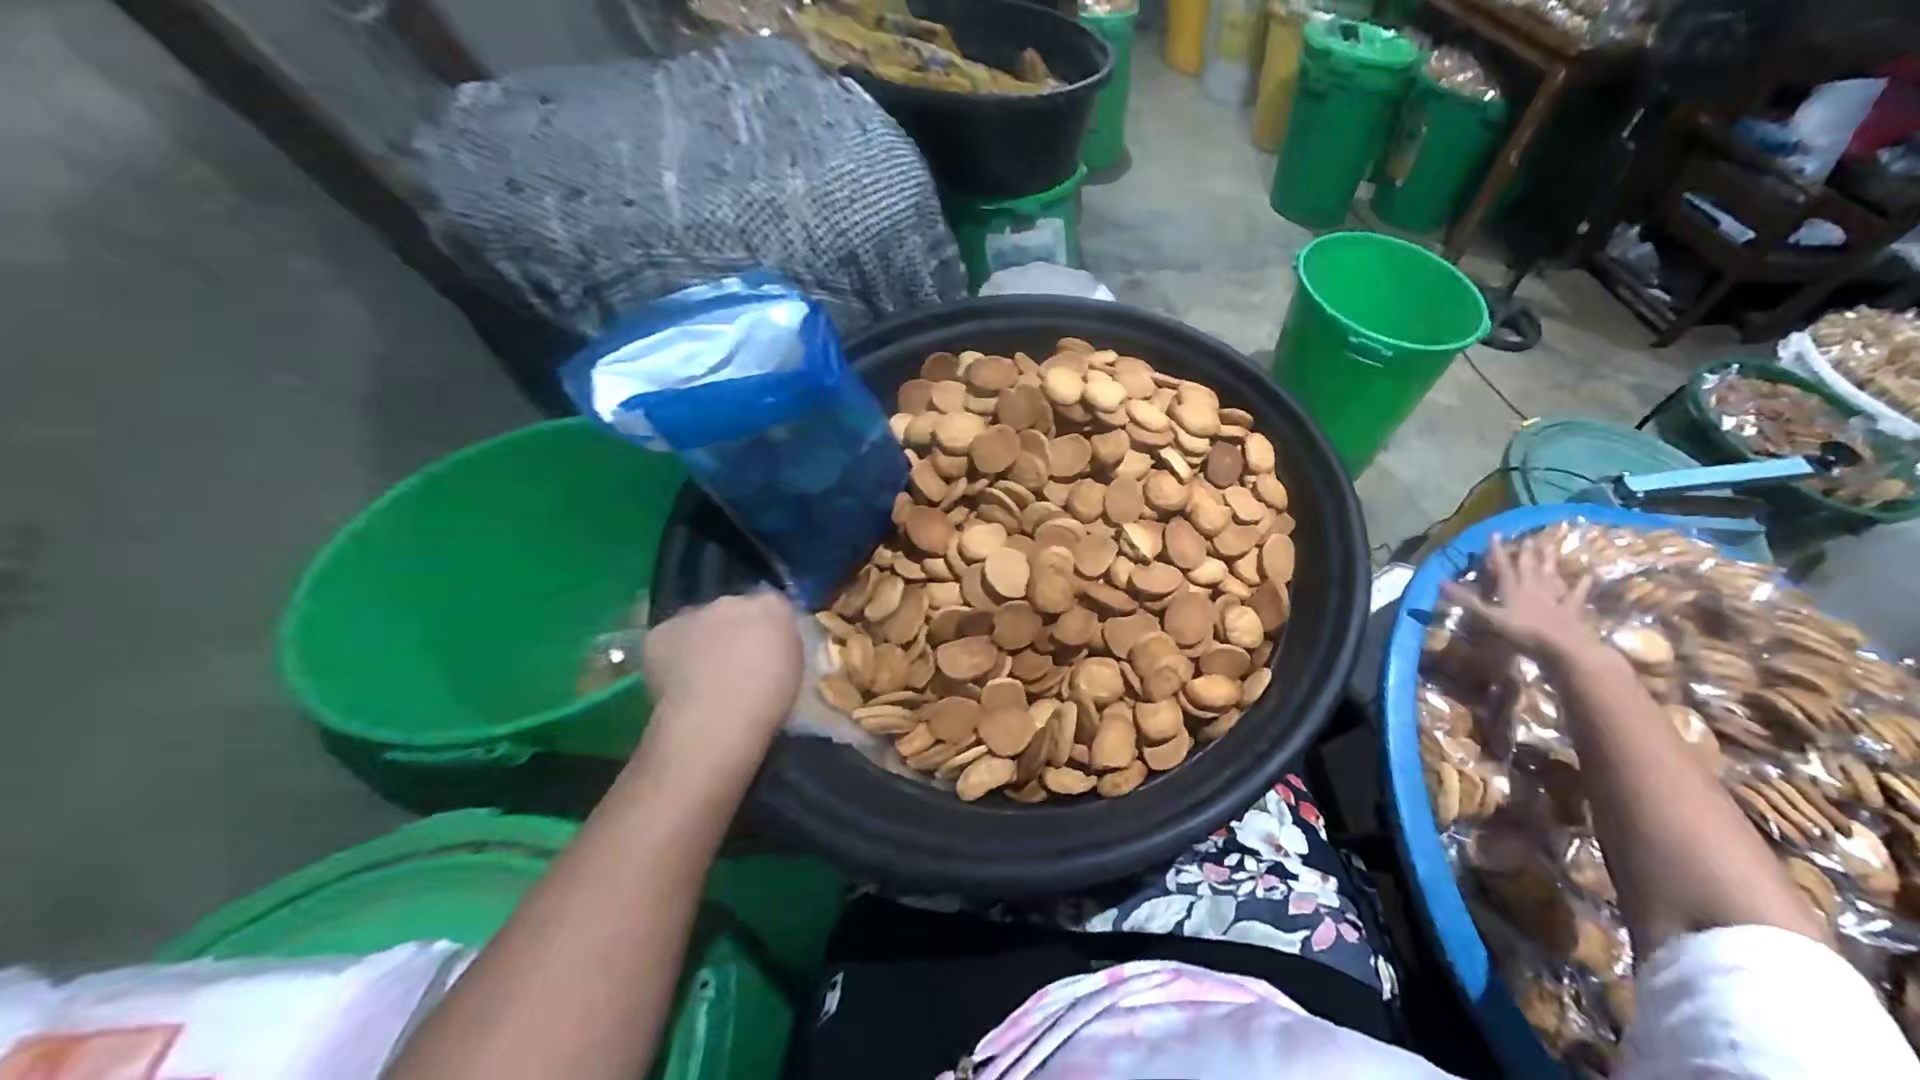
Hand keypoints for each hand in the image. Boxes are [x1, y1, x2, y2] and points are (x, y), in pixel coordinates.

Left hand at [641, 591, 801, 757]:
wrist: (718, 717)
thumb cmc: (768, 700)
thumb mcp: (793, 667)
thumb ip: (778, 645)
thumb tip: (764, 646)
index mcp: (771, 607)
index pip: (769, 606)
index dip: (763, 629)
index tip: (761, 653)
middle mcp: (731, 601)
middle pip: (730, 610)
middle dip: (729, 632)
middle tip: (730, 667)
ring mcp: (692, 614)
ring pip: (696, 624)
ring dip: (699, 642)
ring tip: (699, 679)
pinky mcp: (660, 633)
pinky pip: (666, 641)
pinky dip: (669, 657)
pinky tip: (676, 683)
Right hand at [1441, 533, 1597, 660]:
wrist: (1562, 647)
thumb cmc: (1522, 632)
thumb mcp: (1488, 617)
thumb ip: (1467, 600)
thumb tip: (1440, 582)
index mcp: (1512, 589)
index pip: (1503, 566)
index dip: (1498, 550)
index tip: (1496, 534)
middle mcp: (1533, 588)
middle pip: (1529, 566)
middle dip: (1526, 552)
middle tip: (1528, 537)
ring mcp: (1555, 597)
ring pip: (1551, 575)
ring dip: (1550, 561)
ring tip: (1551, 547)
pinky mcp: (1571, 609)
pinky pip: (1576, 594)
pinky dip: (1581, 584)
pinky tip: (1588, 576)